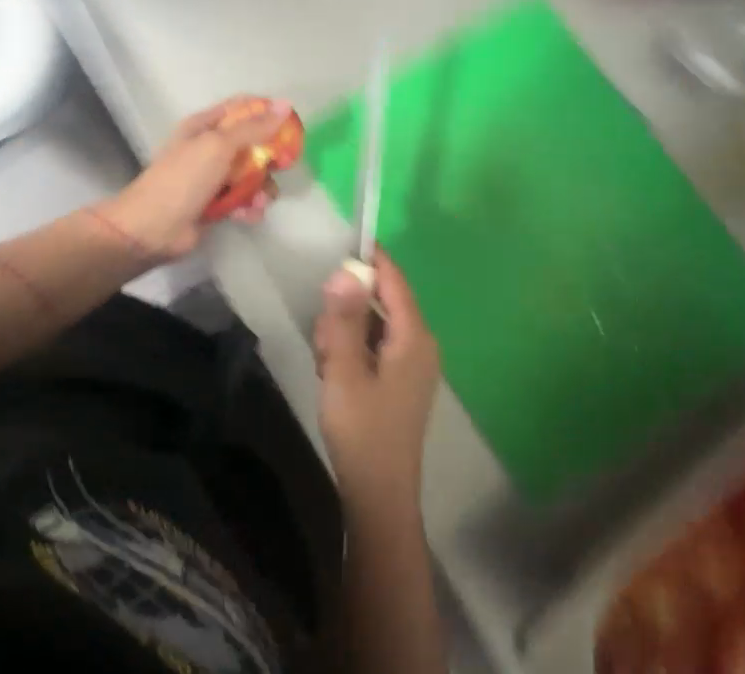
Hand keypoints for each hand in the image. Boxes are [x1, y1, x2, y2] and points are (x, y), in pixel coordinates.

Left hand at [99, 96, 292, 261]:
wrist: (152, 228)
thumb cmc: (183, 178)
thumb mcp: (218, 145)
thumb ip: (252, 127)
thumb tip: (284, 105)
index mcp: (204, 126)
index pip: (240, 108)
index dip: (266, 111)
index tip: (290, 123)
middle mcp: (209, 148)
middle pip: (251, 143)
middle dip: (270, 156)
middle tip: (283, 166)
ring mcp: (212, 178)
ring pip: (252, 176)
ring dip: (261, 188)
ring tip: (259, 201)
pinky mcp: (216, 205)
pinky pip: (243, 200)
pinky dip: (249, 207)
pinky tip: (247, 215)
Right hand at [314, 252, 440, 514]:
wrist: (379, 494)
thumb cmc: (361, 431)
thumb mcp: (343, 371)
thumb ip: (344, 319)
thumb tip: (346, 269)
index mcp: (414, 338)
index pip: (394, 280)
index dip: (369, 259)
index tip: (335, 250)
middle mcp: (420, 344)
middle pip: (380, 301)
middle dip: (347, 311)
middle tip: (324, 343)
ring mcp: (411, 364)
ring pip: (372, 325)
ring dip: (344, 334)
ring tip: (327, 368)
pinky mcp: (399, 381)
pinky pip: (373, 347)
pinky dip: (351, 352)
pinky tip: (334, 377)